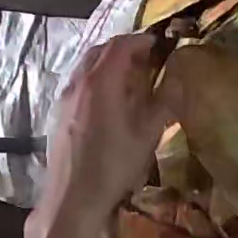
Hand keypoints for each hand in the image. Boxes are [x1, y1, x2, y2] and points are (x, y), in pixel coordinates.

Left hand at [40, 33, 170, 232]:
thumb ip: (165, 101)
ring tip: (130, 78)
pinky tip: (109, 100)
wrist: (72, 197)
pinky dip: (95, 79)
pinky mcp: (57, 114)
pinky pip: (78, 83)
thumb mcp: (148, 134)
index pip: (120, 45)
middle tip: (147, 59)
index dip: (141, 40)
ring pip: (86, 67)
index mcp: (100, 82)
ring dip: (108, 63)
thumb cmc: (114, 166)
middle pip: (100, 51)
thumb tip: (179, 76)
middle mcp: (78, 83)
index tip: (160, 45)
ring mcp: (64, 98)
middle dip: (124, 49)